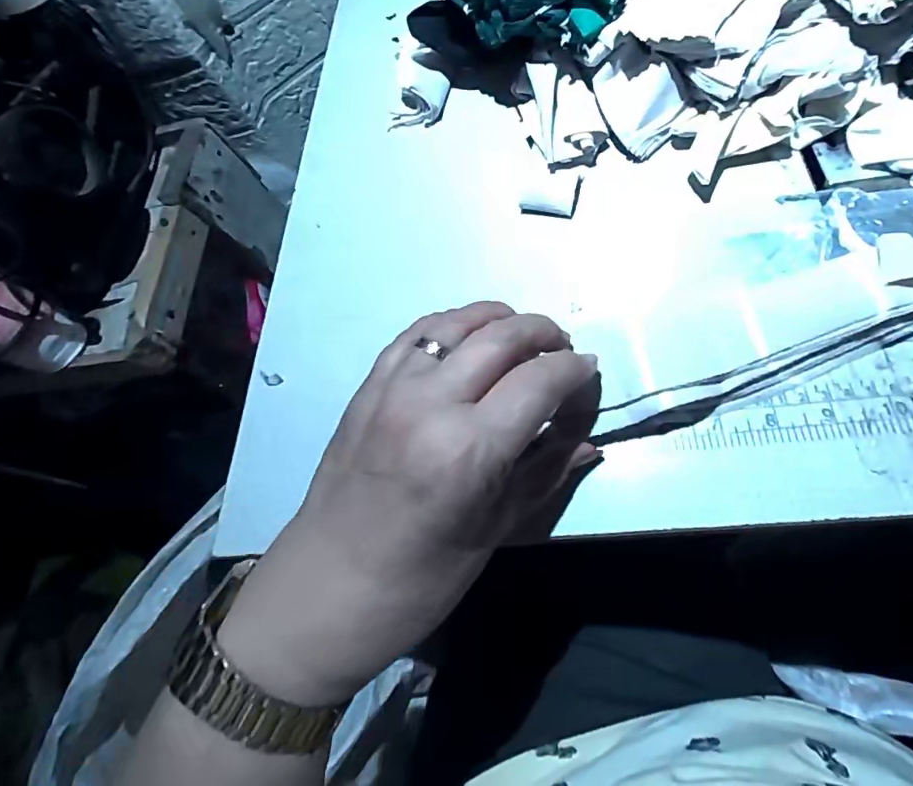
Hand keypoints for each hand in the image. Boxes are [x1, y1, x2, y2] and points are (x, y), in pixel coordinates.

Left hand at [216, 302, 600, 704]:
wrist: (323, 592)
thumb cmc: (422, 578)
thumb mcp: (499, 528)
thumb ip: (548, 470)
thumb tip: (589, 439)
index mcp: (470, 449)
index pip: (543, 380)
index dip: (577, 372)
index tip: (589, 377)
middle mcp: (432, 404)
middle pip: (506, 336)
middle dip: (548, 335)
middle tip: (564, 353)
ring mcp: (394, 388)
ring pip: (462, 322)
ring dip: (505, 320)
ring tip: (524, 338)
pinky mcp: (369, 386)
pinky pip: (419, 333)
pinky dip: (457, 325)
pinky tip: (473, 339)